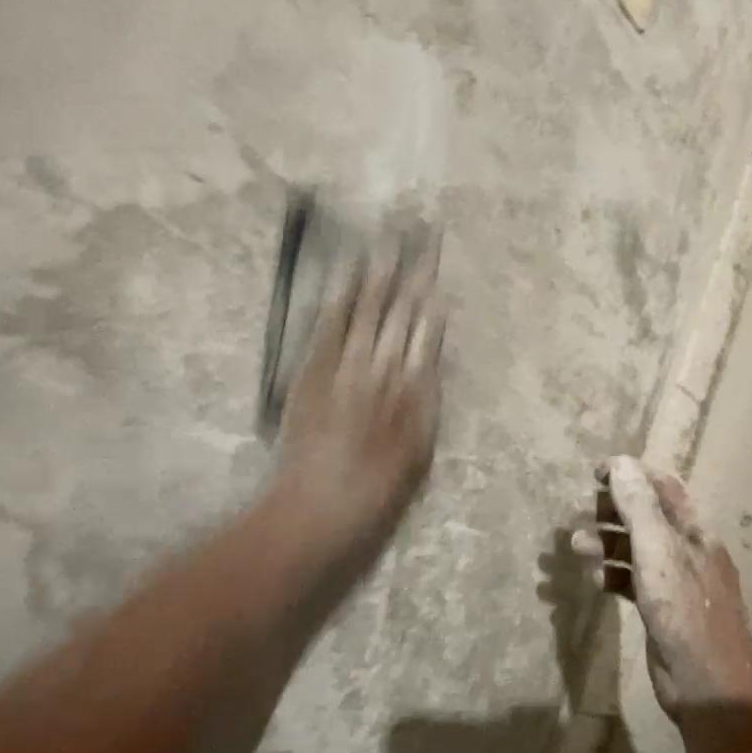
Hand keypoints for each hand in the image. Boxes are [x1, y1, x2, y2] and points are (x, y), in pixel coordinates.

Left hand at [271, 240, 444, 568]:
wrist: (316, 510)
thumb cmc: (374, 495)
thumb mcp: (417, 457)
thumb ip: (426, 408)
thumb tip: (431, 367)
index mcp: (413, 396)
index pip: (427, 339)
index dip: (432, 307)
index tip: (439, 279)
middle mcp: (382, 374)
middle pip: (400, 319)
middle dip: (410, 280)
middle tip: (419, 243)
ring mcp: (345, 370)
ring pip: (366, 315)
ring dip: (377, 280)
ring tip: (386, 247)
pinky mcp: (312, 372)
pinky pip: (327, 327)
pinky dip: (337, 299)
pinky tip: (345, 275)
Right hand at [575, 456, 751, 720]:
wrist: (709, 687)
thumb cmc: (685, 612)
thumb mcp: (660, 553)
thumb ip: (639, 507)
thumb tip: (621, 462)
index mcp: (695, 531)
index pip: (662, 487)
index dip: (630, 474)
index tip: (594, 474)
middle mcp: (688, 551)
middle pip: (647, 516)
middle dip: (612, 509)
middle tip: (580, 512)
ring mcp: (676, 583)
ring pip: (636, 549)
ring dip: (606, 542)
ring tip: (575, 546)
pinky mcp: (662, 610)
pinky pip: (633, 581)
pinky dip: (612, 574)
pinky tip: (595, 580)